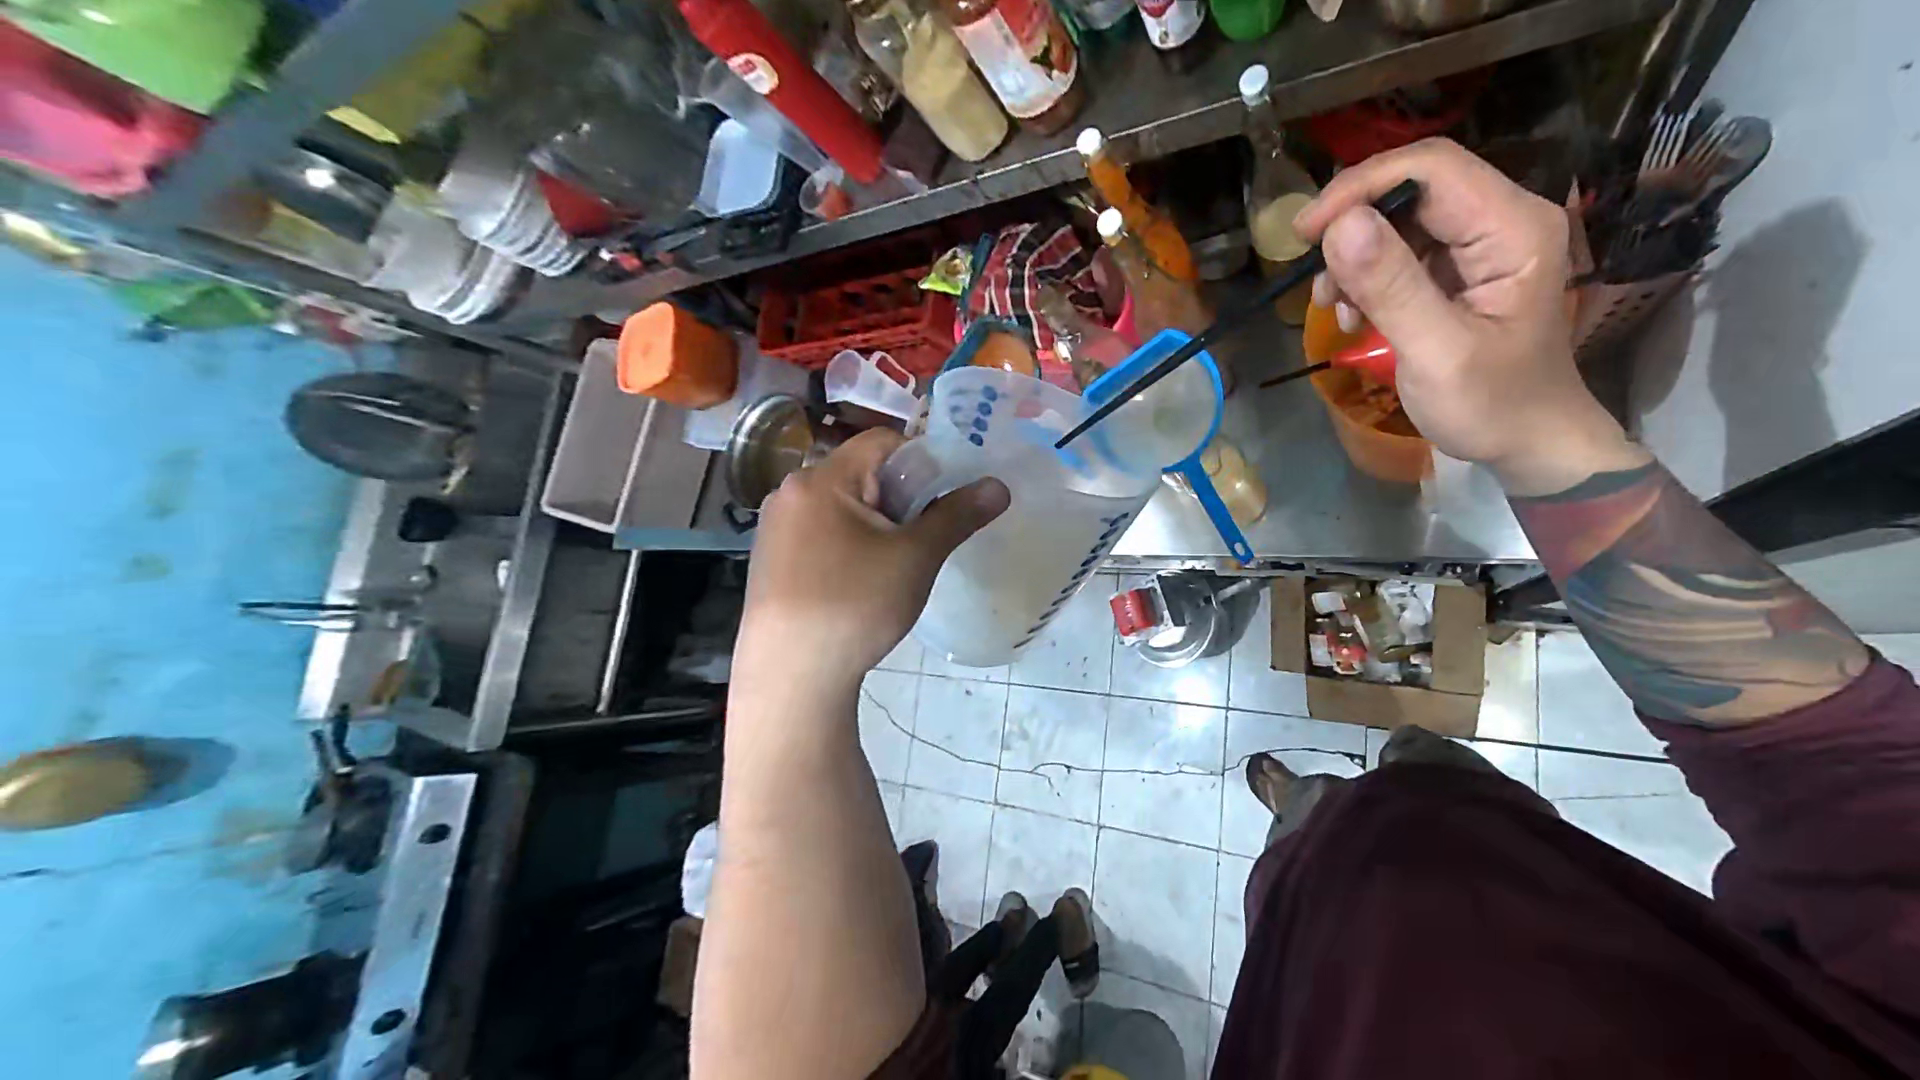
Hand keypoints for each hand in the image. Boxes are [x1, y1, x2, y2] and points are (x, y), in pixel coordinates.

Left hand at [735, 429, 1008, 693]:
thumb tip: (998, 486)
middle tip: (917, 542)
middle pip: (859, 474)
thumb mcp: (915, 558)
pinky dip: (845, 546)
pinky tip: (854, 587)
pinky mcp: (768, 561)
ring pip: (840, 507)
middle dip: (897, 500)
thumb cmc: (854, 605)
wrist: (790, 677)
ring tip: (889, 569)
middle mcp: (789, 493)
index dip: (921, 462)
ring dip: (872, 526)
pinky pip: (818, 534)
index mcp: (820, 479)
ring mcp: (773, 528)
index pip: (882, 442)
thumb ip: (956, 516)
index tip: (939, 503)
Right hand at [1292, 139, 1646, 493]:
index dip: (1360, 189)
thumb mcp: (1436, 351)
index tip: (1304, 234)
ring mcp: (1479, 245)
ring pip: (1398, 219)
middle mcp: (1500, 220)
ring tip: (1336, 307)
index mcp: (1511, 229)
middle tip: (1317, 281)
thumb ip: (1392, 286)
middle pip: (1412, 188)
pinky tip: (1355, 314)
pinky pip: (1400, 251)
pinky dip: (1365, 277)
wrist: (1528, 440)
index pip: (1431, 169)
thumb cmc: (1491, 404)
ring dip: (1353, 258)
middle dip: (1351, 228)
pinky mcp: (1458, 269)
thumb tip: (1338, 227)